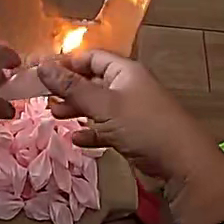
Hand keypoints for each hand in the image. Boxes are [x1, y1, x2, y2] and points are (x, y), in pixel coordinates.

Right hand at [37, 52, 223, 191]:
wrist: (183, 166)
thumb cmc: (144, 126)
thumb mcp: (104, 104)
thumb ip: (71, 87)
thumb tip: (42, 67)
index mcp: (125, 71)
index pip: (91, 57)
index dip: (66, 62)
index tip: (41, 71)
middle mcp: (128, 87)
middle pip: (92, 80)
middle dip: (68, 88)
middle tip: (43, 96)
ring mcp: (132, 111)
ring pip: (97, 105)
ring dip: (76, 109)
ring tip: (54, 116)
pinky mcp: (134, 134)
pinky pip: (106, 128)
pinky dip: (92, 131)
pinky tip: (78, 139)